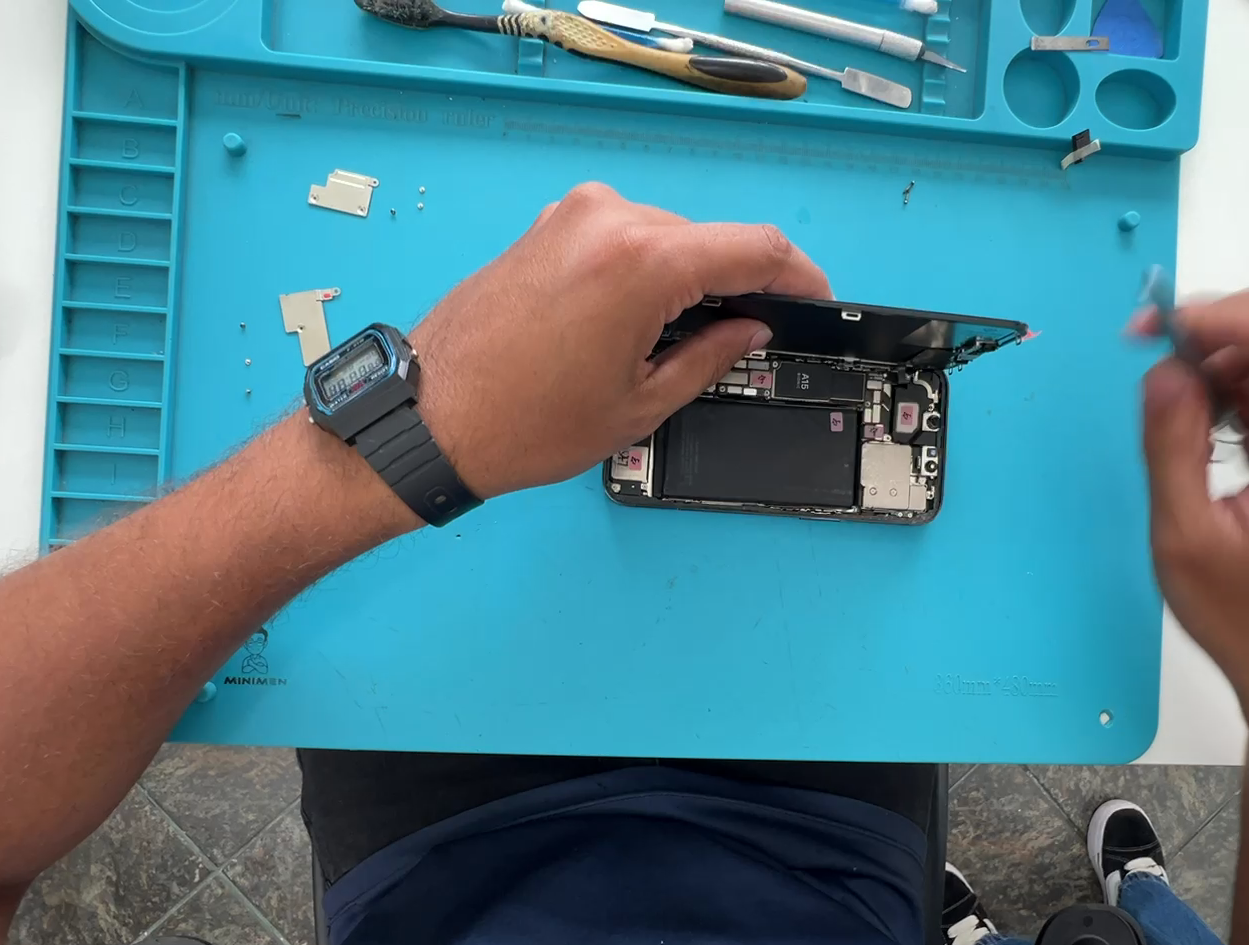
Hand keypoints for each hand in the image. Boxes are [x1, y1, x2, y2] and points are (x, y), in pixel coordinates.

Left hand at [403, 182, 830, 497]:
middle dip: (740, 285)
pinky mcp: (546, 228)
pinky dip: (648, 271)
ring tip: (689, 339)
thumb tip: (750, 329)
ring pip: (666, 237)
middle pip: (708, 241)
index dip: (798, 275)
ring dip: (691, 280)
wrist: (432, 418)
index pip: (754, 249)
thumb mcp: (640, 403)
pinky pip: (622, 238)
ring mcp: (572, 216)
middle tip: (750, 337)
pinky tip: (644, 318)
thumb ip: (710, 356)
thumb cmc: (532, 425)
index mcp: (643, 260)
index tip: (816, 299)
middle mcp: (610, 218)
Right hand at [1140, 283, 1248, 719]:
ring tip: (1177, 391)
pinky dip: (1248, 373)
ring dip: (1237, 345)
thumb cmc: (1242, 610)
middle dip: (1232, 315)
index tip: (1147, 331)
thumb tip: (1162, 369)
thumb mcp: (1184, 535)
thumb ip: (1172, 444)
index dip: (1217, 316)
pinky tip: (1206, 412)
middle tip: (1160, 349)